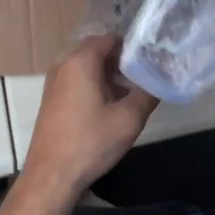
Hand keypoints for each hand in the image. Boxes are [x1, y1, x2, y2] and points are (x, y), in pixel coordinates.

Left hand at [20, 36, 159, 201]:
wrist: (52, 175)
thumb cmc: (91, 142)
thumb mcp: (129, 119)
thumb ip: (148, 93)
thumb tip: (162, 78)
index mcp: (80, 61)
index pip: (110, 38)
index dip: (132, 47)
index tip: (151, 60)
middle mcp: (63, 64)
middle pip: (98, 52)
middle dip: (122, 63)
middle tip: (145, 79)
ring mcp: (54, 82)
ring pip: (88, 68)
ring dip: (109, 77)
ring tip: (132, 95)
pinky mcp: (52, 99)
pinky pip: (77, 81)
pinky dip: (95, 87)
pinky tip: (110, 108)